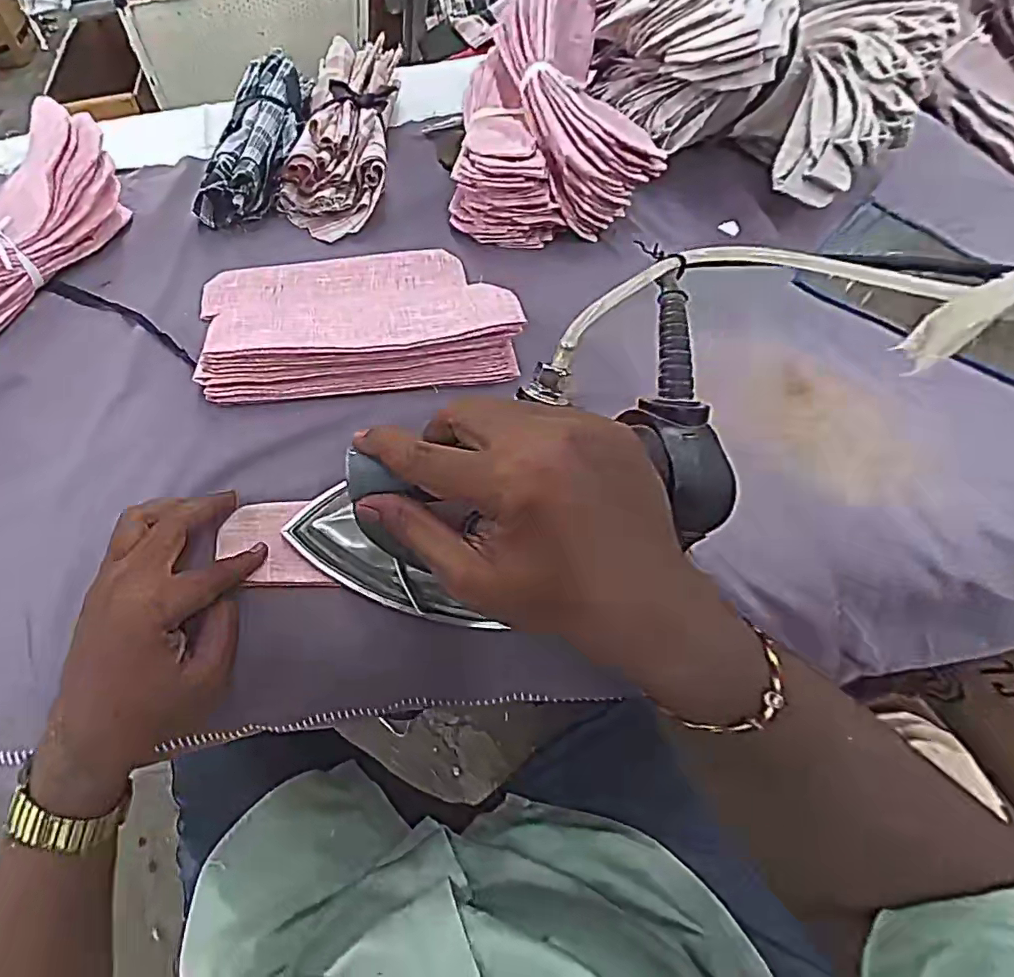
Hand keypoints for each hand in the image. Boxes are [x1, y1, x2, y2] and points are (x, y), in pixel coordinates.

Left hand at [33, 493, 265, 816]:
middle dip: (204, 508)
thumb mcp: (204, 681)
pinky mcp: (96, 588)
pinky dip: (149, 523)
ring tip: (198, 508)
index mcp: (153, 604)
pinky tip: (167, 532)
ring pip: (137, 521)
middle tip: (231, 500)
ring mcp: (106, 581)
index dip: (240, 561)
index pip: (208, 572)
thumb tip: (227, 593)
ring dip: (171, 508)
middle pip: (168, 526)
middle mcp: (126, 581)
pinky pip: (122, 538)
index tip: (261, 549)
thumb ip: (223, 629)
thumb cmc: (148, 716)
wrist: (85, 737)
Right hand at [353, 398, 763, 716]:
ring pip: (502, 410)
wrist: (649, 603)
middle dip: (439, 440)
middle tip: (442, 477)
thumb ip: (418, 533)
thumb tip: (373, 502)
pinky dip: (523, 438)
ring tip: (494, 479)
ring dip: (481, 437)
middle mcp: (546, 438)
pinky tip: (536, 475)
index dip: (387, 448)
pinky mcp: (608, 427)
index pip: (428, 454)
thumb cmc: (557, 600)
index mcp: (512, 481)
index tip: (365, 441)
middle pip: (462, 414)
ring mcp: (582, 426)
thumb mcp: (476, 579)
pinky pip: (543, 415)